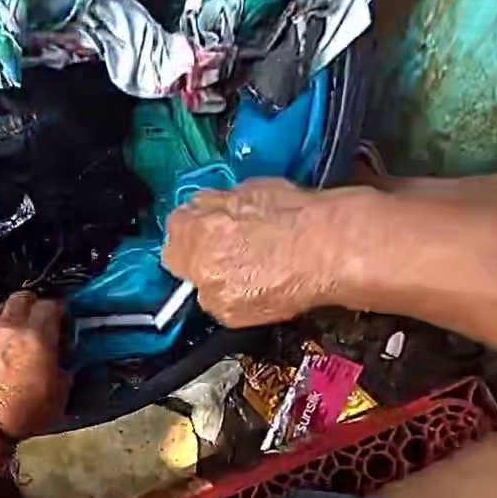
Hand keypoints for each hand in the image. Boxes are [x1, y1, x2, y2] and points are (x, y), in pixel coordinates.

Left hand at [0, 291, 65, 438]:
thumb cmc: (17, 412)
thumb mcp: (58, 395)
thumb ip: (63, 371)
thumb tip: (64, 365)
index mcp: (37, 336)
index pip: (51, 305)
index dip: (59, 309)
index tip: (61, 318)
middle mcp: (9, 328)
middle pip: (22, 298)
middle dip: (33, 304)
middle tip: (40, 317)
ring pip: (0, 310)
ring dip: (11, 316)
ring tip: (18, 332)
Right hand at [163, 179, 354, 326]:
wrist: (326, 246)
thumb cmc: (280, 278)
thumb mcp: (230, 314)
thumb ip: (208, 297)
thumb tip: (211, 292)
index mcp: (185, 247)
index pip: (170, 257)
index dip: (188, 270)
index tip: (203, 278)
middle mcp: (202, 213)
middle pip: (189, 225)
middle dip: (203, 241)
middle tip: (228, 264)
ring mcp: (232, 193)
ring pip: (217, 210)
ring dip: (229, 226)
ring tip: (257, 252)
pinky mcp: (263, 183)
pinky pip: (249, 201)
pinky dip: (258, 216)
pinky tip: (278, 236)